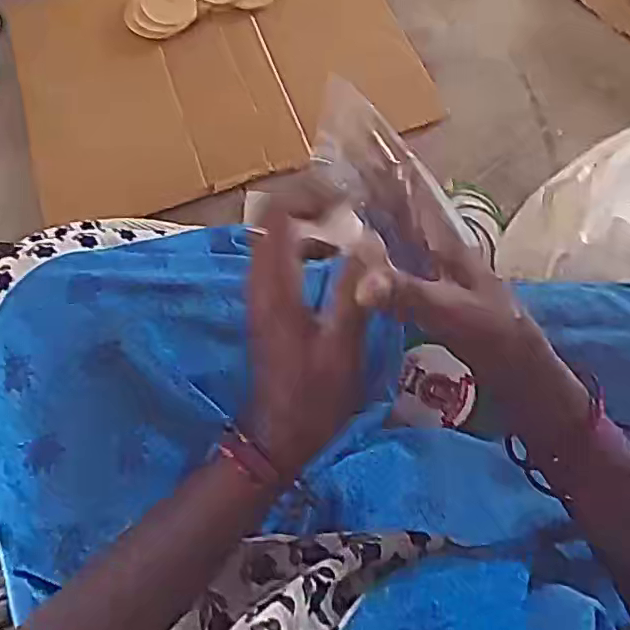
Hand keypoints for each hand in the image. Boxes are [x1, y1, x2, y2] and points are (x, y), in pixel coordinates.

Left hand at [243, 183, 383, 476]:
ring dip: (306, 225)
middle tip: (348, 206)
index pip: (278, 217)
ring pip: (275, 238)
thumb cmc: (314, 396)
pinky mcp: (266, 305)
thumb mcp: (342, 346)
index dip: (306, 194)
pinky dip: (303, 246)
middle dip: (308, 204)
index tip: (343, 192)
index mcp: (276, 286)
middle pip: (272, 220)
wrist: (277, 438)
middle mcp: (260, 282)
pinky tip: (333, 260)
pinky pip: (279, 258)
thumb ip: (355, 292)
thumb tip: (370, 240)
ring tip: (345, 228)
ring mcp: (260, 293)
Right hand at [354, 173, 592, 447]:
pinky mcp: (427, 286)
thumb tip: (361, 282)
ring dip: (374, 199)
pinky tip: (360, 237)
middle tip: (341, 147)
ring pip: (398, 220)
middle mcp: (437, 244)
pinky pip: (396, 249)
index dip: (391, 159)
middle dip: (375, 171)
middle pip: (402, 198)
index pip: (413, 188)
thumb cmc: (495, 337)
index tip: (364, 130)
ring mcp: (433, 265)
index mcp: (445, 239)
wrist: (521, 371)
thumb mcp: (452, 315)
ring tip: (343, 181)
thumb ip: (408, 295)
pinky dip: (376, 235)